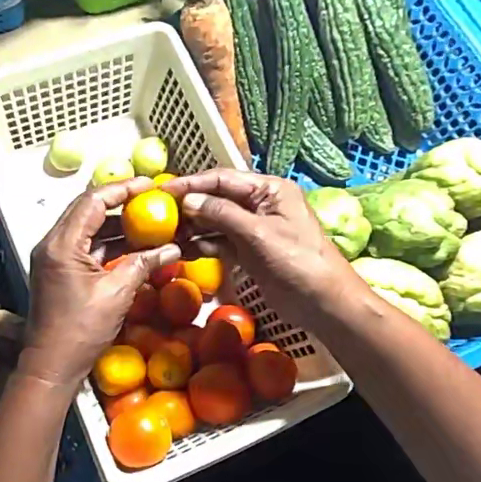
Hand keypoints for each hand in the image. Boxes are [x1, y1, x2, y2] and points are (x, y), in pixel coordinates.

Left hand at [19, 178, 181, 390]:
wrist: (51, 365)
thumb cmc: (80, 330)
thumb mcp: (117, 293)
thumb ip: (143, 264)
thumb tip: (172, 247)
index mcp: (61, 244)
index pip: (93, 201)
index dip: (123, 189)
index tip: (150, 185)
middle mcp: (52, 244)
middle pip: (87, 209)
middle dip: (121, 203)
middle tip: (151, 200)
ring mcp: (54, 258)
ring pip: (87, 229)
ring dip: (117, 225)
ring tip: (149, 222)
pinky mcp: (59, 272)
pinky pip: (86, 247)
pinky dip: (109, 245)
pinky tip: (134, 247)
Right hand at [160, 170, 365, 332]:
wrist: (322, 302)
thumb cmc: (298, 262)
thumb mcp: (259, 234)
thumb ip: (222, 214)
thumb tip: (189, 200)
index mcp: (269, 189)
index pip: (223, 179)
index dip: (192, 183)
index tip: (163, 189)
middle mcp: (260, 204)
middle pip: (216, 198)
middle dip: (189, 205)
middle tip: (158, 215)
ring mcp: (253, 228)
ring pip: (215, 221)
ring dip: (192, 226)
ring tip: (166, 234)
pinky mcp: (248, 250)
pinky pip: (219, 241)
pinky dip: (202, 244)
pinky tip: (183, 249)